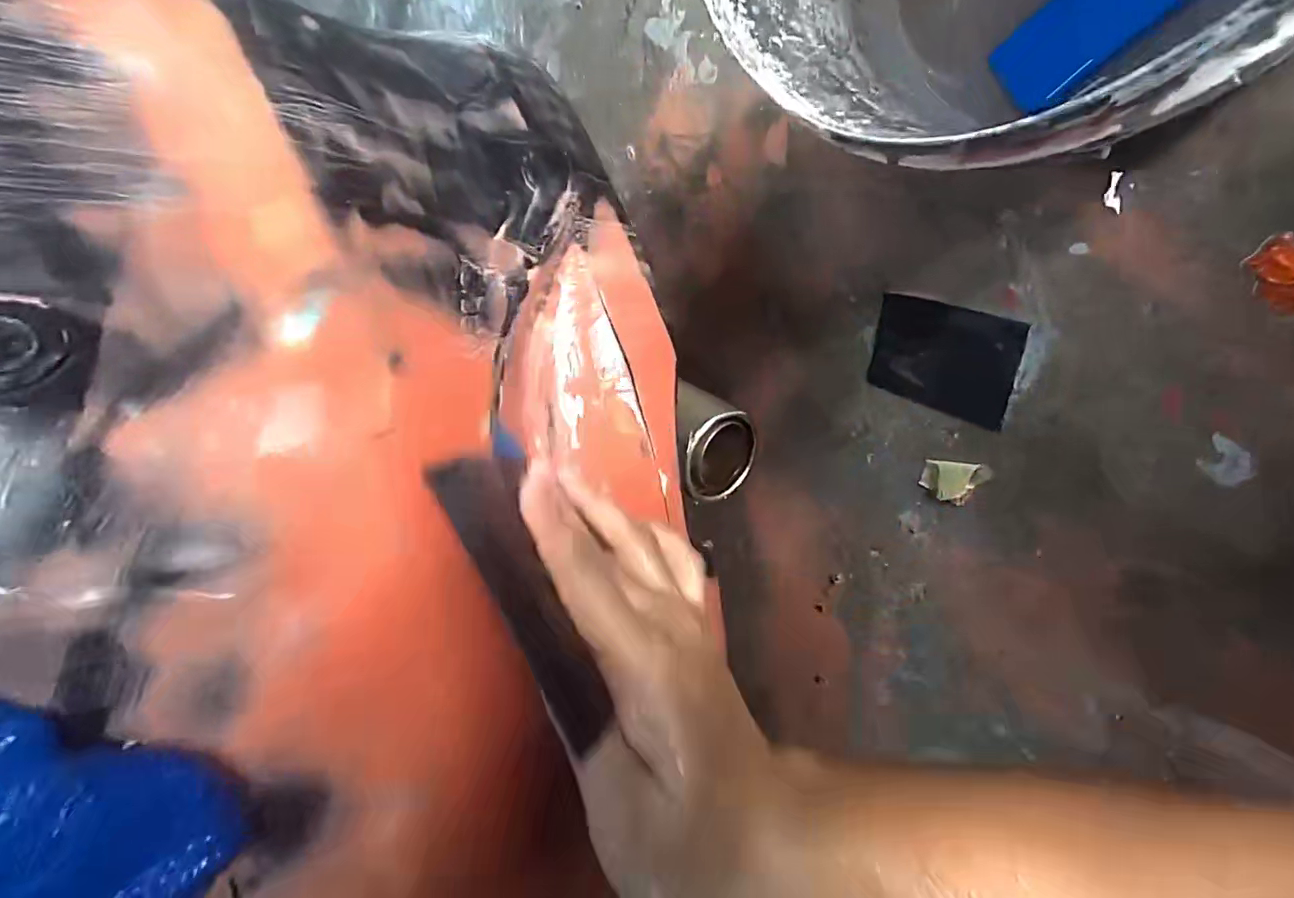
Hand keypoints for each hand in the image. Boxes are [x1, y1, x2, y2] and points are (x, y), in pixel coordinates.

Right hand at [519, 462, 786, 897]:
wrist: (763, 827)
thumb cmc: (684, 832)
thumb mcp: (617, 800)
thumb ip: (584, 722)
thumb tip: (552, 656)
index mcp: (648, 665)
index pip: (590, 583)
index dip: (555, 528)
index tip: (530, 478)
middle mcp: (676, 627)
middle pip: (620, 549)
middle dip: (579, 501)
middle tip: (540, 460)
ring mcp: (696, 622)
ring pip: (652, 545)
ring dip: (612, 510)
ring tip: (575, 482)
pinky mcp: (703, 629)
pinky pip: (679, 562)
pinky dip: (650, 533)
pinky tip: (634, 529)